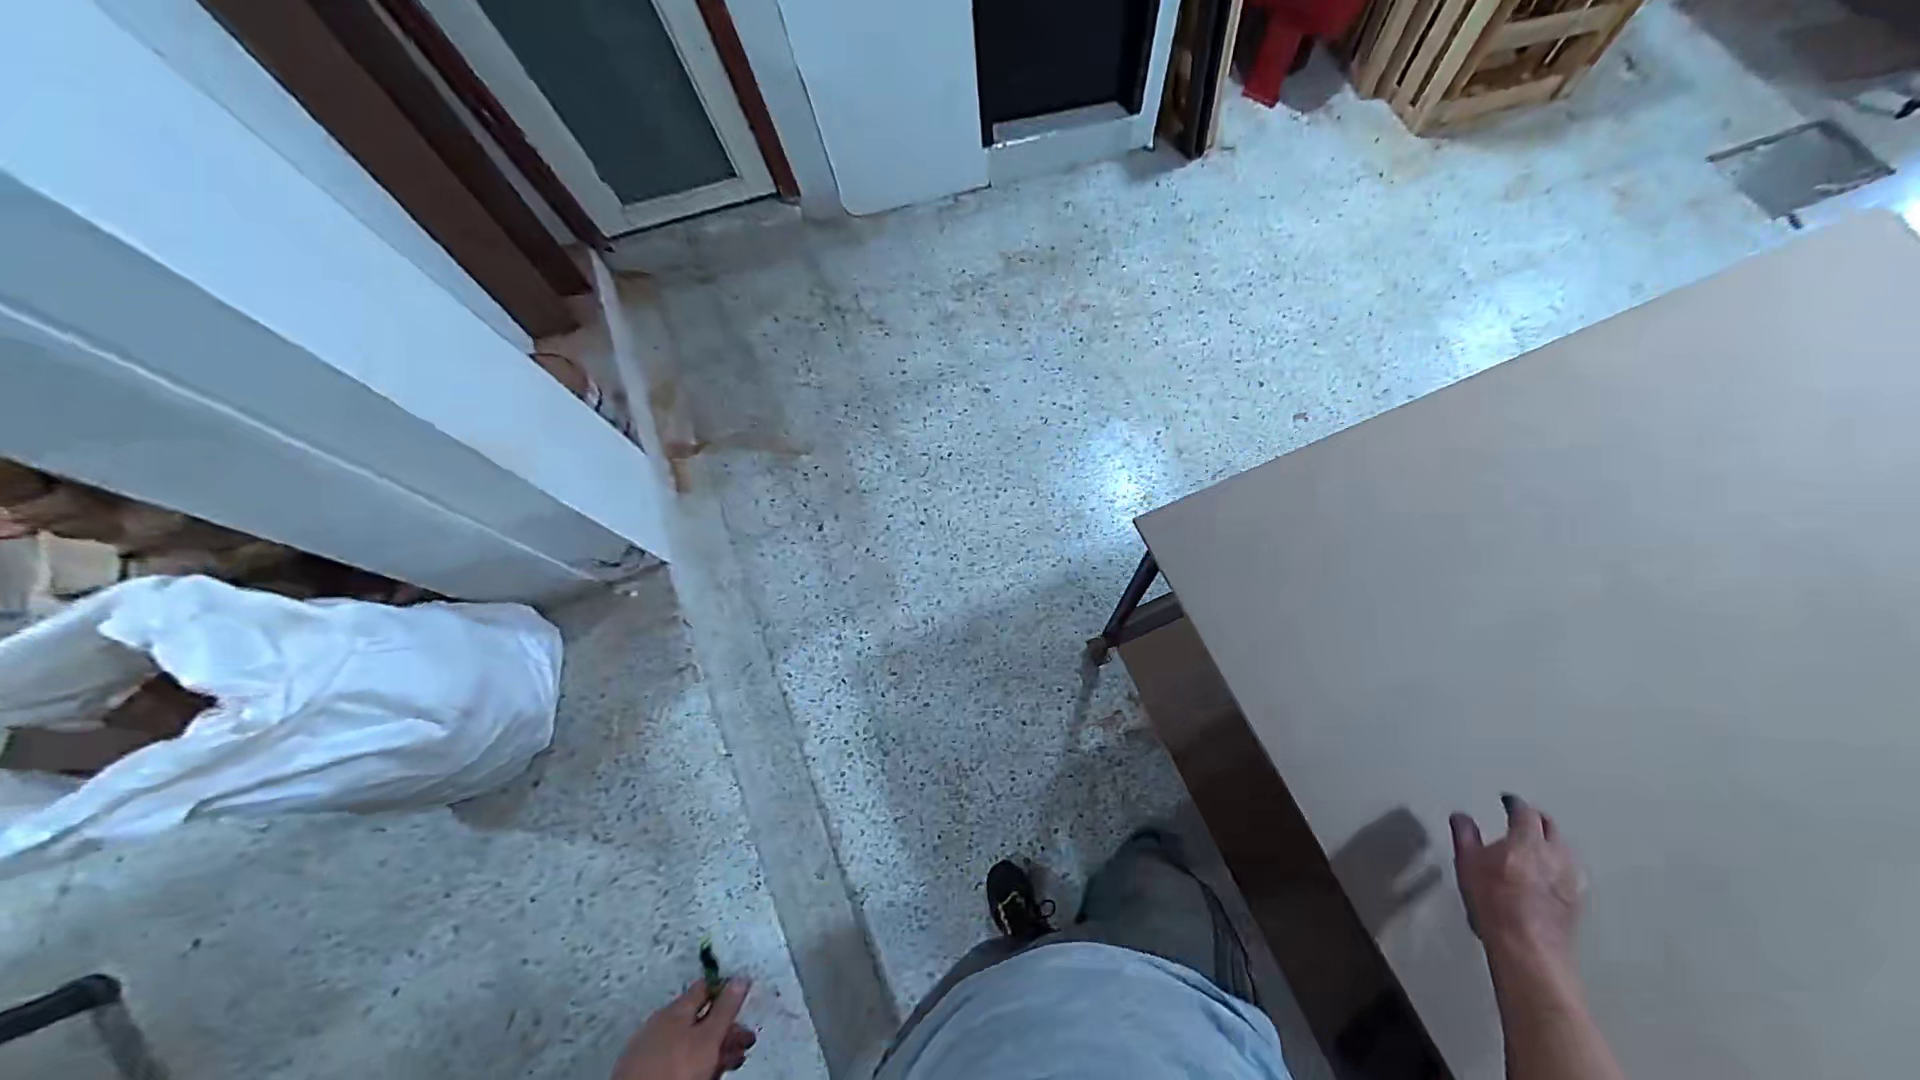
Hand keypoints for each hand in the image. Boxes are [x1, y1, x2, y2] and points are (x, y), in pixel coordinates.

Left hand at [611, 977, 755, 1079]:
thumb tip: (742, 977)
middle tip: (745, 1042)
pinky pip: (677, 1058)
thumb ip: (726, 1008)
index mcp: (676, 1009)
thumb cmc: (676, 1069)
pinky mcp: (644, 1071)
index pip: (706, 987)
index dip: (727, 991)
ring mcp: (651, 1048)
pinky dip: (696, 1061)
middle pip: (700, 1018)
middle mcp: (661, 1022)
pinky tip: (707, 1072)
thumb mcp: (709, 1037)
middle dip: (725, 1028)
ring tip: (732, 1061)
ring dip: (715, 1047)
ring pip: (690, 1041)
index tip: (744, 1002)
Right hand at [1449, 794, 1583, 972]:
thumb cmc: (1496, 905)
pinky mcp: (1576, 899)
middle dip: (1536, 818)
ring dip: (1549, 840)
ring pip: (1563, 848)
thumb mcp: (1467, 862)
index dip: (1515, 802)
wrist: (1527, 947)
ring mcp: (1570, 879)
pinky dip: (1558, 863)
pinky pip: (1569, 870)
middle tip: (1523, 815)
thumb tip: (1461, 818)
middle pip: (1550, 827)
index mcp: (1527, 841)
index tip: (1508, 800)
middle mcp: (1555, 856)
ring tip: (1534, 842)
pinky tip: (1547, 871)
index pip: (1525, 811)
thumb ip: (1464, 834)